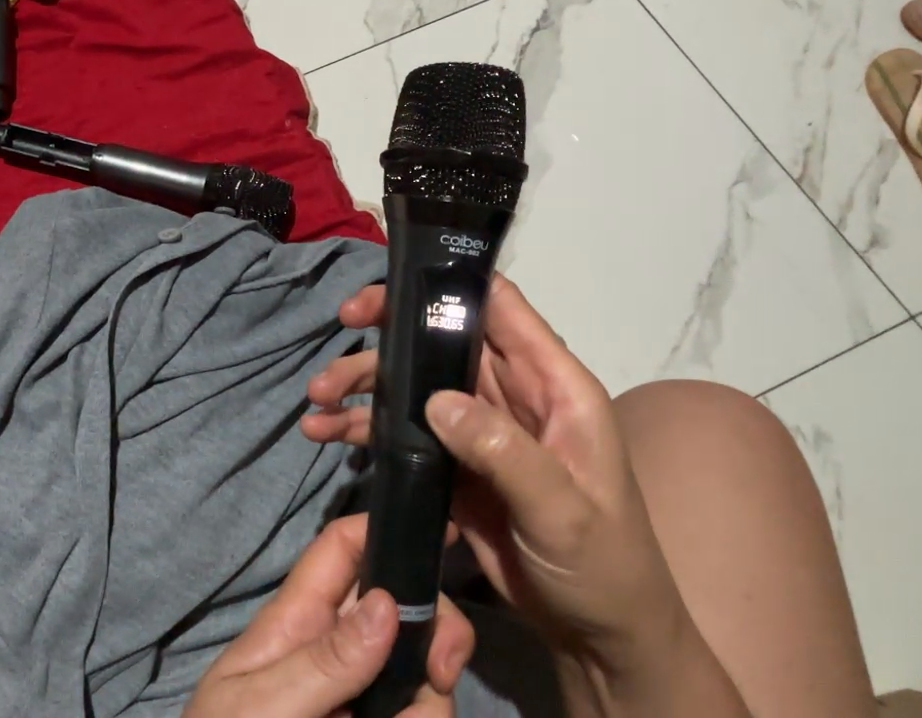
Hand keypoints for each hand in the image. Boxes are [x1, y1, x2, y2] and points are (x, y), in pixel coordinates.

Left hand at [185, 515, 472, 717]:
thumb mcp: (259, 706)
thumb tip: (387, 602)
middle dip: (436, 632)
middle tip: (439, 671)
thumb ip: (322, 662)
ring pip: (425, 675)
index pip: (342, 549)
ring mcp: (362, 696)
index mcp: (297, 620)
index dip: (385, 528)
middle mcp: (337, 650)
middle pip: (405, 611)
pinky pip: (422, 716)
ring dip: (428, 704)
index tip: (444, 535)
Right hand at [303, 279, 745, 714]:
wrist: (597, 636)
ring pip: (412, 382)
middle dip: (387, 332)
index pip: (501, 309)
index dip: (449, 284)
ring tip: (319, 400)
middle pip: (440, 338)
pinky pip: (400, 429)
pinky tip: (326, 433)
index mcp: (553, 386)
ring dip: (364, 383)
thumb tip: (435, 400)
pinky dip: (362, 427)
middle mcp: (510, 394)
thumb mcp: (562, 510)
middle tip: (341, 327)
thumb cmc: (603, 565)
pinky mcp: (452, 461)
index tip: (391, 285)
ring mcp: (477, 427)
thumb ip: (503, 452)